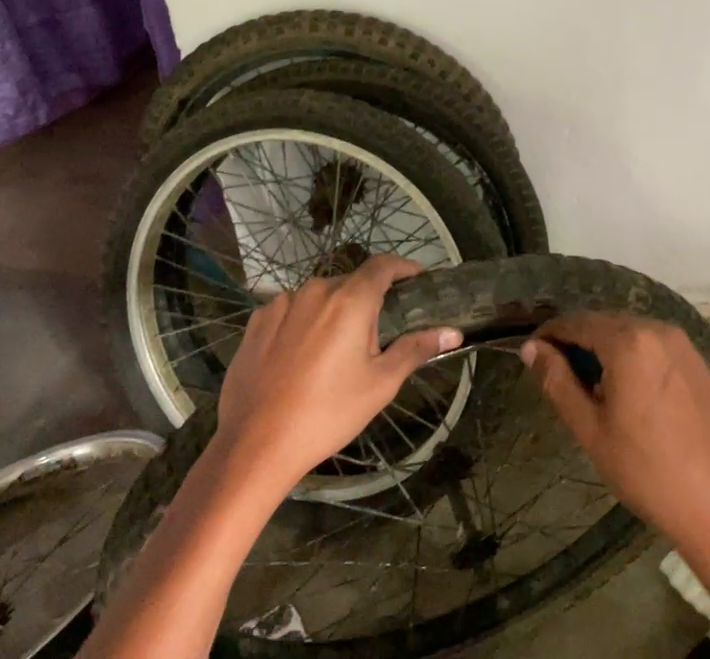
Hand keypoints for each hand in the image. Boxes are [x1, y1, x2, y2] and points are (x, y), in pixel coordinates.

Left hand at [211, 254, 461, 488]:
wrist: (256, 444)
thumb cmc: (328, 413)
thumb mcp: (381, 383)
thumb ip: (416, 349)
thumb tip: (454, 332)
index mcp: (349, 300)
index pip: (382, 265)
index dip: (403, 267)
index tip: (417, 279)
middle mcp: (314, 291)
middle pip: (350, 282)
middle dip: (368, 299)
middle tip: (379, 334)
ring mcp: (280, 304)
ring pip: (318, 297)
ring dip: (334, 311)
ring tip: (337, 349)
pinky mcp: (255, 323)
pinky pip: (290, 311)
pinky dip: (304, 322)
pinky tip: (302, 356)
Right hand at [521, 312, 709, 548]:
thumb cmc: (645, 469)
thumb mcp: (590, 428)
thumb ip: (557, 381)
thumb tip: (531, 349)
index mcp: (629, 341)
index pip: (577, 322)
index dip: (549, 334)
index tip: (530, 354)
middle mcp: (658, 330)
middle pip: (605, 322)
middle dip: (577, 339)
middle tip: (554, 372)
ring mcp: (683, 344)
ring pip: (630, 332)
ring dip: (604, 347)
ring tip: (586, 384)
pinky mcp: (698, 362)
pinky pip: (654, 345)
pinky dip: (632, 355)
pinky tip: (625, 389)